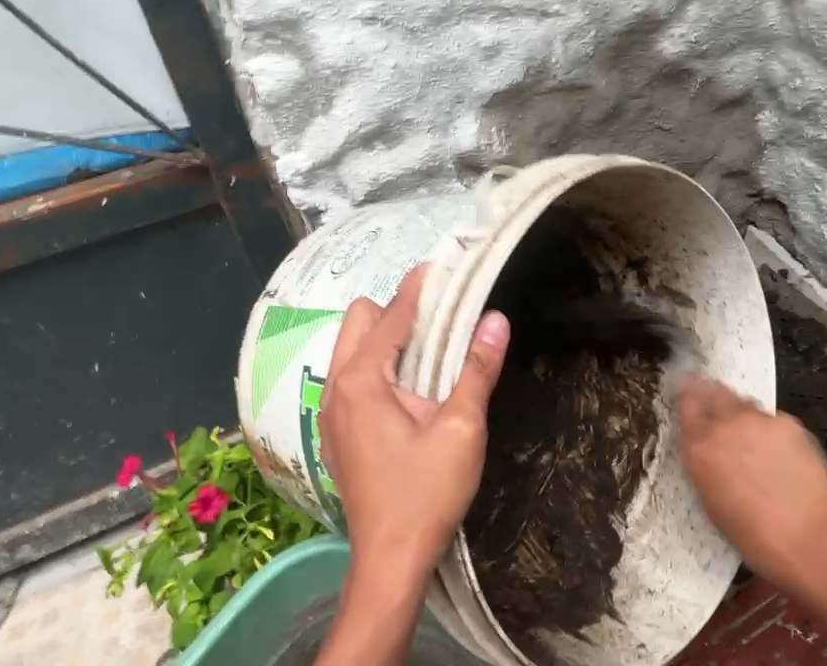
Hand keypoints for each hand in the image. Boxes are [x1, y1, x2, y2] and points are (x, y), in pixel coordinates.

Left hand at [320, 265, 511, 584]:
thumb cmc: (427, 493)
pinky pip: (351, 374)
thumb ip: (477, 369)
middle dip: (398, 310)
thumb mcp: (462, 428)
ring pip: (352, 346)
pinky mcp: (335, 431)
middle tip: (442, 322)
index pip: (392, 315)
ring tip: (429, 351)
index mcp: (362, 380)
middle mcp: (337, 387)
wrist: (391, 560)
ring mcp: (330, 411)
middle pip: (360, 319)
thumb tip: (496, 319)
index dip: (421, 288)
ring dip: (386, 337)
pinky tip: (410, 387)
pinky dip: (377, 364)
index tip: (446, 266)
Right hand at [677, 376, 826, 578]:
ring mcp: (758, 420)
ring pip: (746, 404)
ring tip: (756, 440)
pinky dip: (774, 430)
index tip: (690, 389)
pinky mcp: (788, 422)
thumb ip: (704, 462)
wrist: (805, 539)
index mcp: (699, 448)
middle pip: (715, 391)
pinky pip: (775, 419)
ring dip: (746, 415)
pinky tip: (783, 453)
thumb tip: (707, 446)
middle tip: (723, 411)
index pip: (686, 400)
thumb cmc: (753, 534)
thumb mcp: (711, 500)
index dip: (688, 392)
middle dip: (715, 395)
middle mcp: (724, 425)